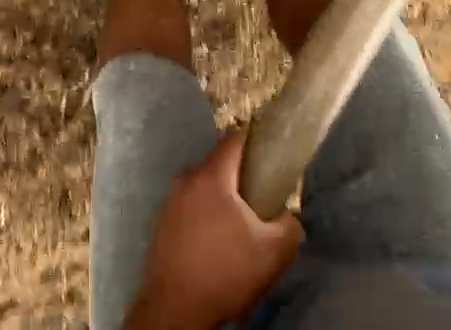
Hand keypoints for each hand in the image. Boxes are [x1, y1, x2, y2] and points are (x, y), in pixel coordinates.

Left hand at [125, 132, 304, 329]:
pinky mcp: (161, 223)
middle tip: (260, 196)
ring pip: (202, 186)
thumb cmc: (225, 272)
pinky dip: (203, 214)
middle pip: (218, 164)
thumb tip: (288, 215)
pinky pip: (189, 206)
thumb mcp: (273, 252)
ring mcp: (169, 201)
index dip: (256, 142)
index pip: (235, 140)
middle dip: (240, 175)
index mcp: (212, 177)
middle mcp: (186, 180)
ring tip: (238, 223)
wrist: (175, 310)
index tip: (271, 154)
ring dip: (220, 197)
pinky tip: (215, 240)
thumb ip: (290, 226)